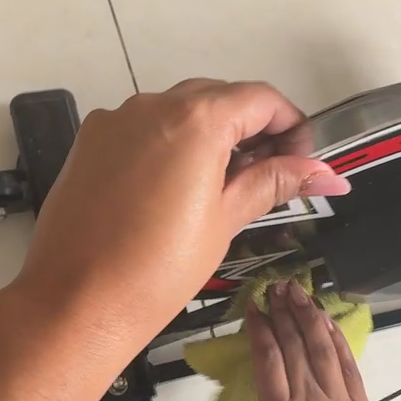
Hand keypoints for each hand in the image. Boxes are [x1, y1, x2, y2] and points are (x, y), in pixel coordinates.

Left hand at [12, 79, 348, 343]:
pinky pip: (141, 129)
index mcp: (195, 120)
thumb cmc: (154, 271)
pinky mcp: (89, 143)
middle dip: (250, 130)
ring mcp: (114, 122)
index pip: (260, 100)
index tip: (299, 162)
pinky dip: (167, 146)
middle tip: (267, 177)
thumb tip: (323, 174)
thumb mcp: (224, 220)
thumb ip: (272, 183)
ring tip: (219, 189)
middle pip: (219, 98)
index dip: (290, 127)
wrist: (77, 301)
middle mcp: (151, 106)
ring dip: (208, 137)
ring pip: (178, 111)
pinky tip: (173, 189)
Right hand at [251, 282, 382, 400]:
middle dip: (284, 312)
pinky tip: (326, 322)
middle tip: (276, 288)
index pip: (268, 357)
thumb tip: (274, 382)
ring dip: (309, 316)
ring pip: (321, 347)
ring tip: (299, 293)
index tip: (254, 306)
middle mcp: (309, 399)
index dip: (260, 327)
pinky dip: (336, 339)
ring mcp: (338, 399)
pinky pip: (347, 364)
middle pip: (294, 344)